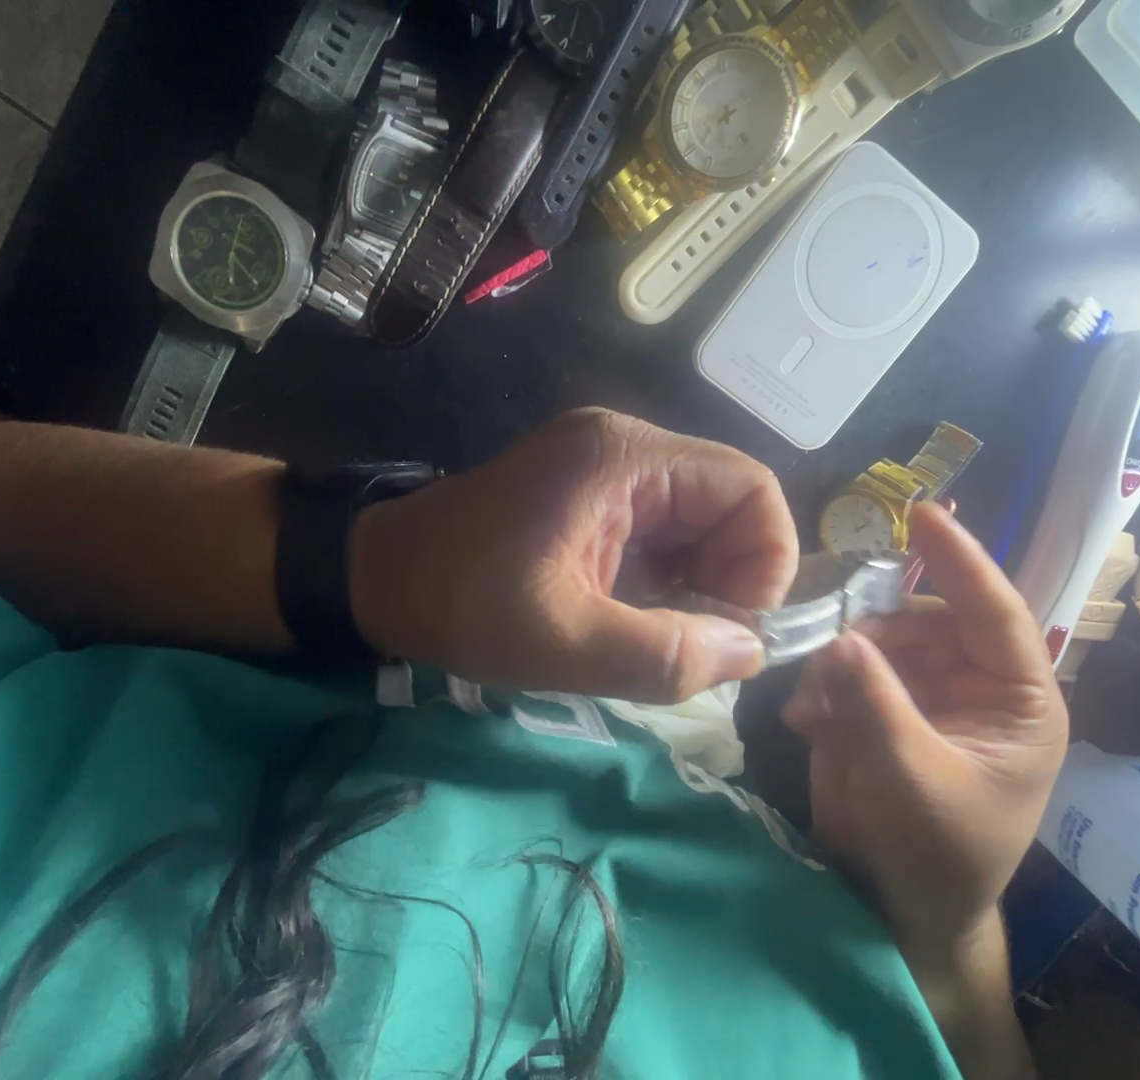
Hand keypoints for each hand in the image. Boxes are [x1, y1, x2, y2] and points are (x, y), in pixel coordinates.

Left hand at [350, 408, 797, 702]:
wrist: (375, 577)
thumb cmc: (460, 601)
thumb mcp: (562, 642)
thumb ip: (663, 654)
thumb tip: (750, 652)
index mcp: (622, 459)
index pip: (749, 488)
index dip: (764, 561)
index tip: (734, 629)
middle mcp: (622, 448)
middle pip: (727, 504)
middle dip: (730, 579)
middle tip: (697, 644)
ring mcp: (602, 470)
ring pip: (696, 524)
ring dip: (698, 585)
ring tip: (663, 639)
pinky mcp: (585, 498)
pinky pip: (658, 534)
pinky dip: (665, 581)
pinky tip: (635, 620)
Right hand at [782, 502, 1065, 952]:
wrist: (896, 903)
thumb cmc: (937, 850)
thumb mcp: (912, 778)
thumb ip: (876, 704)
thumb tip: (840, 635)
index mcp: (1015, 700)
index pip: (995, 613)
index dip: (961, 562)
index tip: (924, 513)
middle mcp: (969, 685)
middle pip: (919, 624)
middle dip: (872, 636)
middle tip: (827, 655)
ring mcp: (918, 696)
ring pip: (872, 646)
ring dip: (837, 667)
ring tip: (814, 708)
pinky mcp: (873, 711)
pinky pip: (840, 675)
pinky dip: (818, 692)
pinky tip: (803, 723)